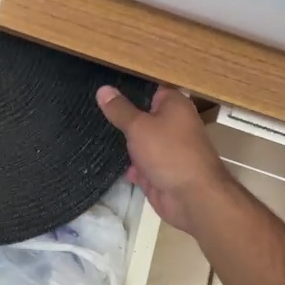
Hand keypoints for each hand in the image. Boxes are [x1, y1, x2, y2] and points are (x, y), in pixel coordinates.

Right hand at [96, 86, 240, 235]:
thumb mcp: (138, 126)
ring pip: (139, 140)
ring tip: (93, 131)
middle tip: (92, 108)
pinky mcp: (161, 171)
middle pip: (142, 115)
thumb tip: (103, 89)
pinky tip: (106, 160)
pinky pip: (140, 162)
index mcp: (175, 105)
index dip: (127, 87)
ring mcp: (167, 149)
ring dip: (123, 142)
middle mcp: (174, 123)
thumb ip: (119, 109)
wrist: (193, 199)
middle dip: (121, 116)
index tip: (102, 86)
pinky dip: (129, 164)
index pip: (148, 89)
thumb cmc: (169, 152)